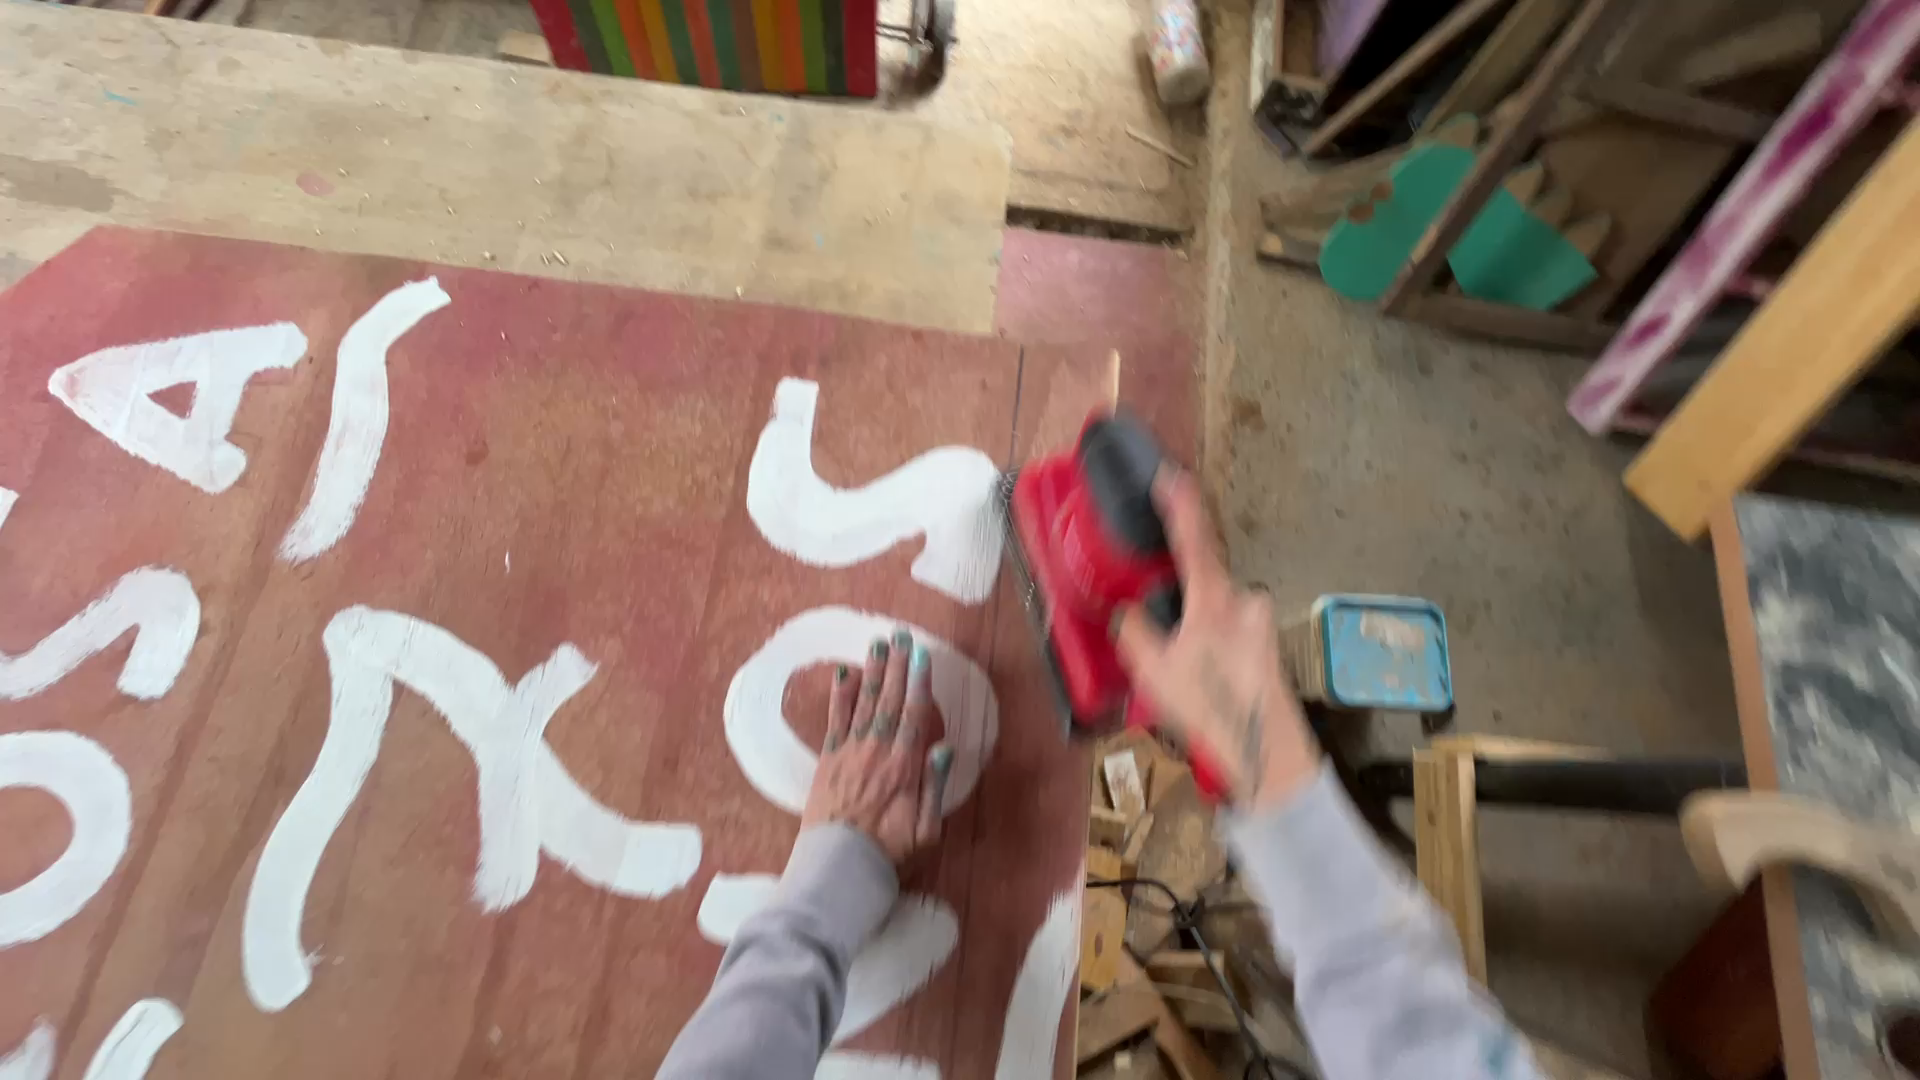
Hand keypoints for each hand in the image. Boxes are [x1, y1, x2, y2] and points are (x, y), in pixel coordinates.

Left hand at [801, 629, 952, 863]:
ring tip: (878, 644)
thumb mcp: (925, 829)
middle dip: (897, 666)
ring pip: (865, 703)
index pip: (915, 715)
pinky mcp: (828, 757)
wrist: (837, 867)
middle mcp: (877, 750)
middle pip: (890, 701)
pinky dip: (840, 695)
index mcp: (904, 766)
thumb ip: (934, 787)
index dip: (919, 683)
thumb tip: (945, 746)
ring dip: (872, 672)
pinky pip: (835, 719)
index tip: (922, 656)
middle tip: (900, 636)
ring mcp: (850, 751)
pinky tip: (844, 672)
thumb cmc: (888, 849)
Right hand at [1115, 469, 1318, 809]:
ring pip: (1216, 609)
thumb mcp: (1153, 670)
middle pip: (1204, 579)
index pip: (1194, 536)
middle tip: (1163, 634)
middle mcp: (1245, 600)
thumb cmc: (1209, 706)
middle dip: (1181, 596)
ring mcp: (1261, 624)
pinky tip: (1201, 678)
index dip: (1179, 502)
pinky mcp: (1266, 646)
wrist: (1267, 755)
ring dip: (1197, 626)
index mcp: (1215, 598)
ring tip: (1180, 669)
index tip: (1168, 474)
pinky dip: (1211, 642)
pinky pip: (1229, 628)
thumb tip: (1130, 613)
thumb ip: (1135, 630)